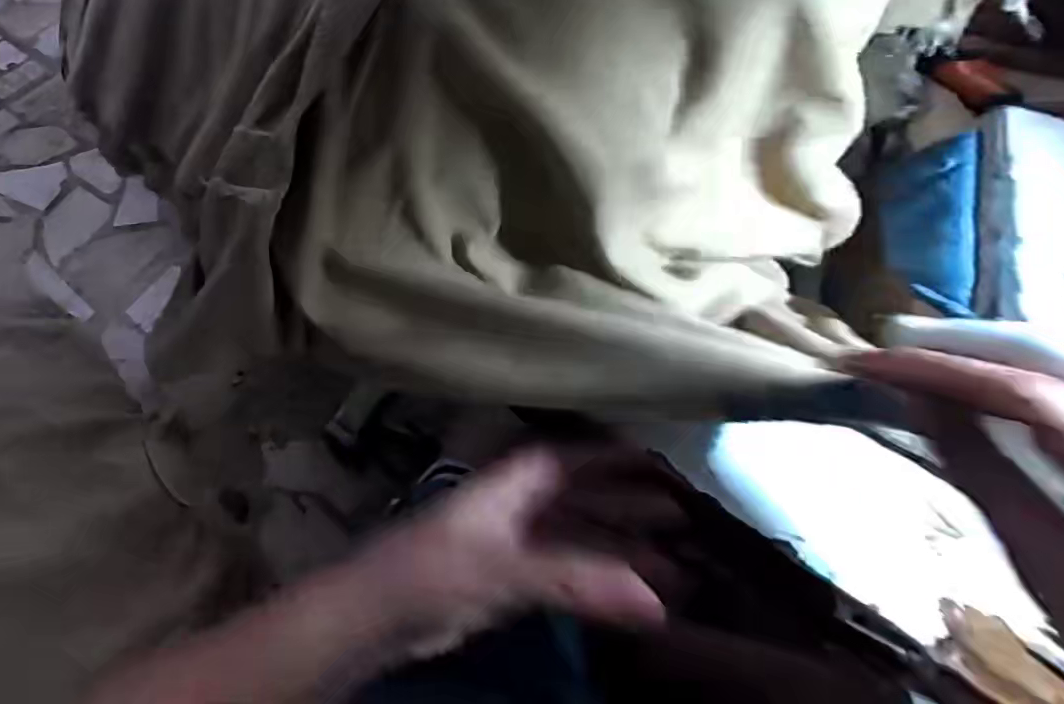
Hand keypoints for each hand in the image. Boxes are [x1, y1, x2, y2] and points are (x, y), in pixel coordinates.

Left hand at [357, 447, 669, 655]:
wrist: (382, 607)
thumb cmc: (437, 569)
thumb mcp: (505, 569)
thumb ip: (575, 580)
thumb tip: (655, 600)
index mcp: (507, 484)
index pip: (564, 458)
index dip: (605, 456)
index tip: (653, 462)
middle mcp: (511, 504)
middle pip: (574, 495)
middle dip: (623, 503)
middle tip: (681, 517)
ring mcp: (508, 540)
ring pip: (572, 533)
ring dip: (615, 544)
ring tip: (673, 566)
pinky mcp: (504, 574)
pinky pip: (562, 566)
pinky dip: (594, 575)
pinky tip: (626, 594)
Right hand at [845, 348, 1063, 703]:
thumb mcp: (1063, 581)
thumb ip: (991, 481)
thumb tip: (917, 399)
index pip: (1040, 397)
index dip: (943, 369)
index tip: (867, 360)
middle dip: (972, 347)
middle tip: (891, 345)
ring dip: (1005, 351)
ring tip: (932, 352)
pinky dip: (1047, 368)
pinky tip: (1001, 372)